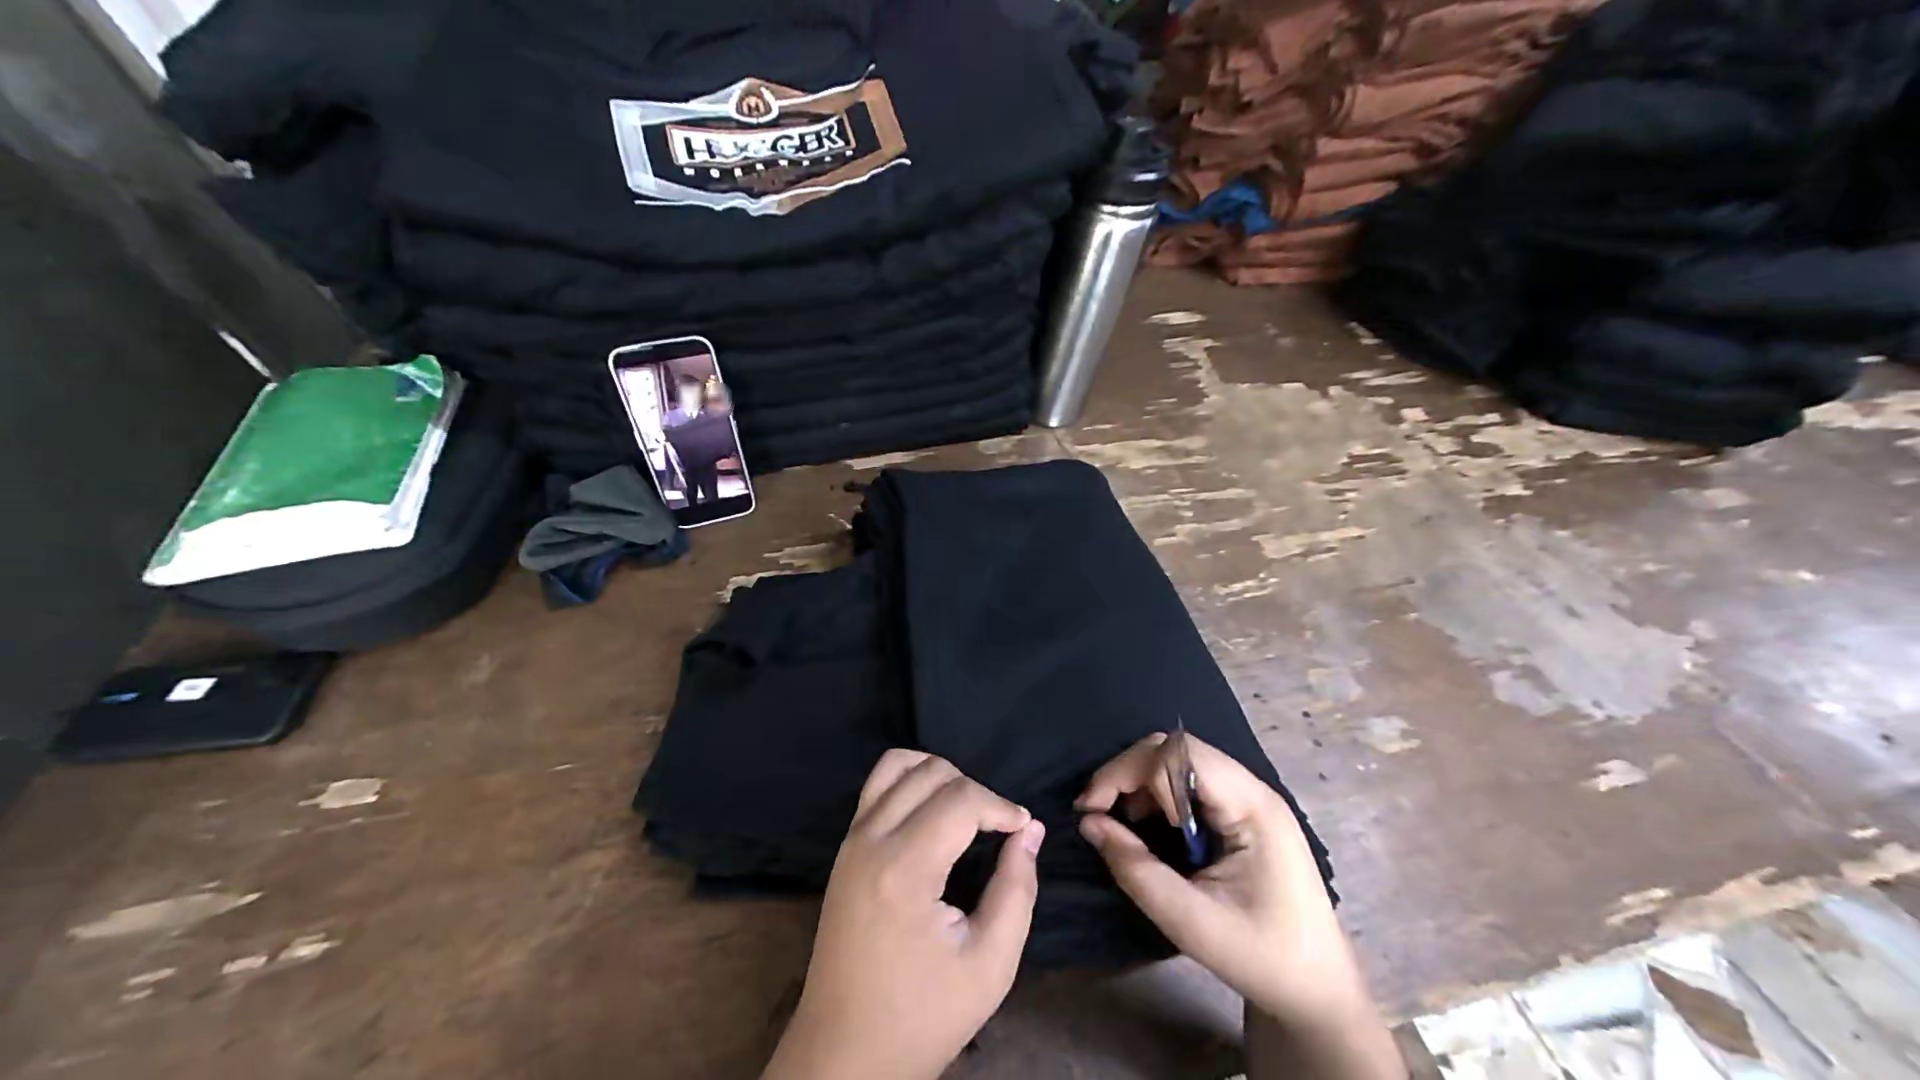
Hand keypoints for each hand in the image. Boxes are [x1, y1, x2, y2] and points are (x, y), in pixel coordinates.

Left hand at [764, 750, 1045, 1079]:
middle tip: (997, 830)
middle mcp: (870, 840)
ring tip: (966, 813)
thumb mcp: (990, 963)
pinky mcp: (844, 848)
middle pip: (931, 773)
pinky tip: (932, 812)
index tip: (1022, 830)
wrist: (846, 1052)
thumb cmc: (923, 1015)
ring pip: (898, 765)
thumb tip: (1030, 830)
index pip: (961, 798)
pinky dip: (909, 779)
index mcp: (903, 869)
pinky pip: (876, 785)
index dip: (1001, 806)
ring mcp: (851, 840)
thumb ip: (1017, 888)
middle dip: (974, 790)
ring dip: (940, 775)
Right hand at [1076, 734, 1397, 1078]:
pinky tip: (1143, 828)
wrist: (1317, 990)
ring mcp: (1245, 798)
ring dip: (1137, 783)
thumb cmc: (1264, 958)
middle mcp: (1250, 789)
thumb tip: (1088, 823)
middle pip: (1175, 749)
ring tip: (1117, 823)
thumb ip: (1136, 870)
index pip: (1180, 754)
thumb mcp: (1192, 923)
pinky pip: (1184, 782)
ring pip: (1175, 760)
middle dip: (1127, 773)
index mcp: (1252, 807)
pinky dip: (1152, 795)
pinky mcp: (1236, 812)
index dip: (1130, 771)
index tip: (1093, 810)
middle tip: (1095, 812)